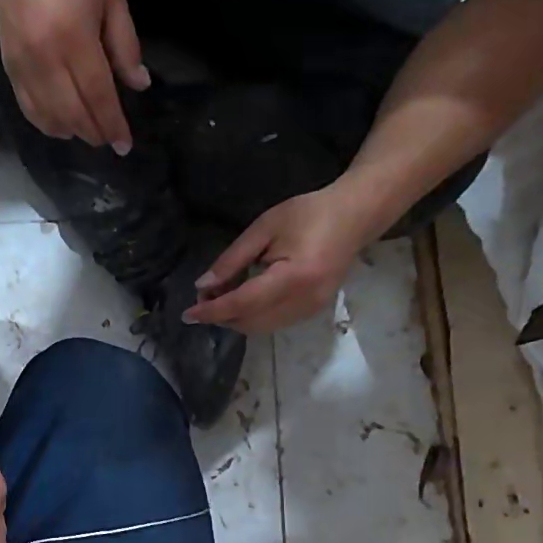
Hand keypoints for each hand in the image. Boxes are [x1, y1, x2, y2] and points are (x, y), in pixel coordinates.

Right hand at [0, 0, 149, 151]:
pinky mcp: (7, 63)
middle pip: (73, 114)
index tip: (125, 145)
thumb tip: (139, 85)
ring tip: (89, 132)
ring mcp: (22, 63)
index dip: (113, 125)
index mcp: (75, 38)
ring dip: (72, 132)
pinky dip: (46, 123)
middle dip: (94, 133)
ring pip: (49, 116)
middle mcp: (45, 58)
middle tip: (110, 140)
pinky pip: (27, 107)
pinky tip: (61, 125)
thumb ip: (125, 44)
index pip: (98, 96)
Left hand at [184, 190, 374, 333]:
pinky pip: (274, 324)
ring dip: (235, 319)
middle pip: (250, 323)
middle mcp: (303, 302)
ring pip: (261, 328)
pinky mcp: (313, 312)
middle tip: (202, 297)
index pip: (243, 304)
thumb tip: (204, 286)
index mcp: (293, 278)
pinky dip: (252, 317)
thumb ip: (233, 259)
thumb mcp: (264, 228)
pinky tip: (242, 299)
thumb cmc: (308, 214)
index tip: (187, 314)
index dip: (212, 311)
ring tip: (219, 297)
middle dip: (221, 316)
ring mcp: (311, 311)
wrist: (354, 217)